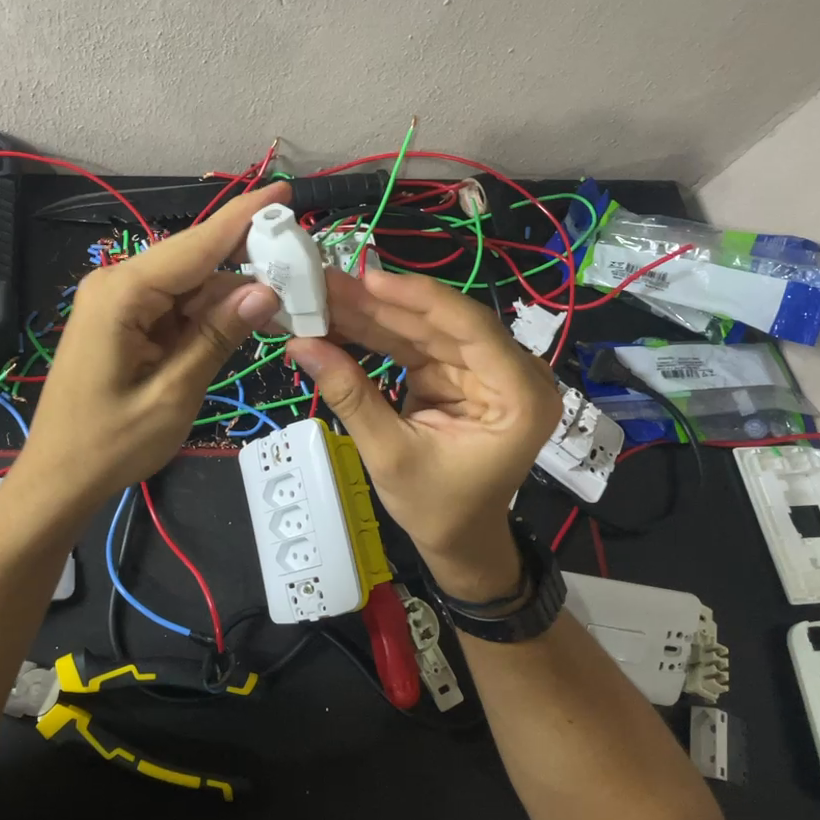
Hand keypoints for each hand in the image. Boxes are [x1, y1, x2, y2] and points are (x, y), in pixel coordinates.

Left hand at [14, 184, 288, 504]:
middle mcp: (117, 284)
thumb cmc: (109, 444)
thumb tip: (265, 290)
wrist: (58, 479)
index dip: (244, 218)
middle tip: (302, 261)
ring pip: (189, 283)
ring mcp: (118, 302)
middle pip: (194, 259)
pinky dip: (209, 313)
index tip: (285, 190)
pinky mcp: (124, 321)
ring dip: (231, 293)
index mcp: (123, 294)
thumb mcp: (173, 394)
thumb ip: (217, 337)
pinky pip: (176, 305)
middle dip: (247, 258)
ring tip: (283, 301)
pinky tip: (243, 318)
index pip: (196, 245)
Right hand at [286, 267, 561, 599]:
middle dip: (382, 304)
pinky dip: (377, 335)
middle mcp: (511, 374)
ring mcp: (484, 371)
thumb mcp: (391, 455)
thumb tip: (299, 345)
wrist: (459, 541)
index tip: (368, 278)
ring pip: (424, 329)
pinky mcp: (457, 374)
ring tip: (322, 295)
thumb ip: (351, 396)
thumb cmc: (438, 509)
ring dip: (373, 314)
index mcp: (519, 397)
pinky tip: (339, 319)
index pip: (472, 329)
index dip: (419, 299)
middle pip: (443, 323)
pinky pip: (415, 345)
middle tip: (327, 282)